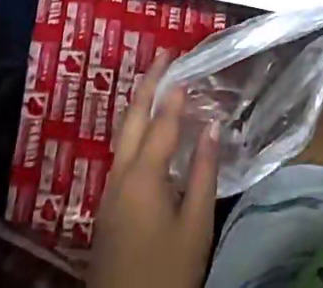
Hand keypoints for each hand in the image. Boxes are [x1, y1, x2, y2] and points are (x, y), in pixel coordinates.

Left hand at [90, 51, 218, 287]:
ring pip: (122, 136)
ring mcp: (110, 193)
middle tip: (165, 56)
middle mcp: (119, 178)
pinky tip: (151, 130)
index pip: (160, 125)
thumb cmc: (168, 271)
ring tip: (159, 82)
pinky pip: (123, 154)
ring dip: (139, 105)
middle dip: (147, 85)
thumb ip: (203, 172)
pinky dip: (137, 130)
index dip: (174, 95)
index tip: (187, 65)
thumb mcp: (196, 225)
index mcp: (142, 178)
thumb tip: (212, 127)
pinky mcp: (110, 208)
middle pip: (130, 121)